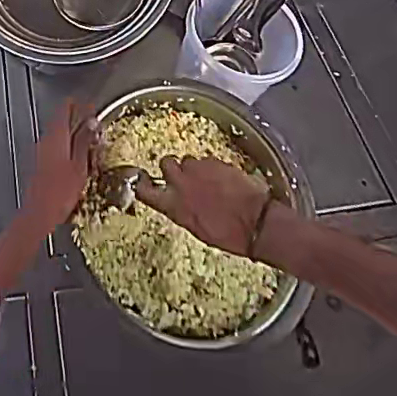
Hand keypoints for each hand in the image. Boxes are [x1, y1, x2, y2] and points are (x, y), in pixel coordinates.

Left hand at [26, 101, 94, 225]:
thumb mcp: (80, 165)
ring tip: (90, 138)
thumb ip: (84, 141)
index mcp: (56, 136)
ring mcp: (41, 151)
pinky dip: (68, 144)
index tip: (91, 105)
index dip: (78, 104)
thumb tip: (92, 121)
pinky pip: (56, 145)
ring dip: (73, 131)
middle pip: (61, 120)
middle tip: (95, 122)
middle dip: (78, 118)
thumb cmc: (61, 191)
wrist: (39, 215)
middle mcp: (46, 140)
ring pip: (59, 133)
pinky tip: (78, 155)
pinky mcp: (41, 162)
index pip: (64, 109)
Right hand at [134, 154, 272, 258]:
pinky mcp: (217, 162)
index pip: (144, 189)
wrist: (255, 222)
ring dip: (194, 168)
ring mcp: (200, 169)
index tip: (141, 182)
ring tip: (207, 181)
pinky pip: (207, 160)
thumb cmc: (228, 235)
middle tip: (182, 177)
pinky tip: (222, 180)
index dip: (141, 184)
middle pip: (166, 162)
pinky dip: (212, 168)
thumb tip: (180, 204)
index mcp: (173, 205)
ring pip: (188, 160)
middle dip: (172, 167)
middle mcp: (182, 184)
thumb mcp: (197, 229)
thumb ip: (182, 210)